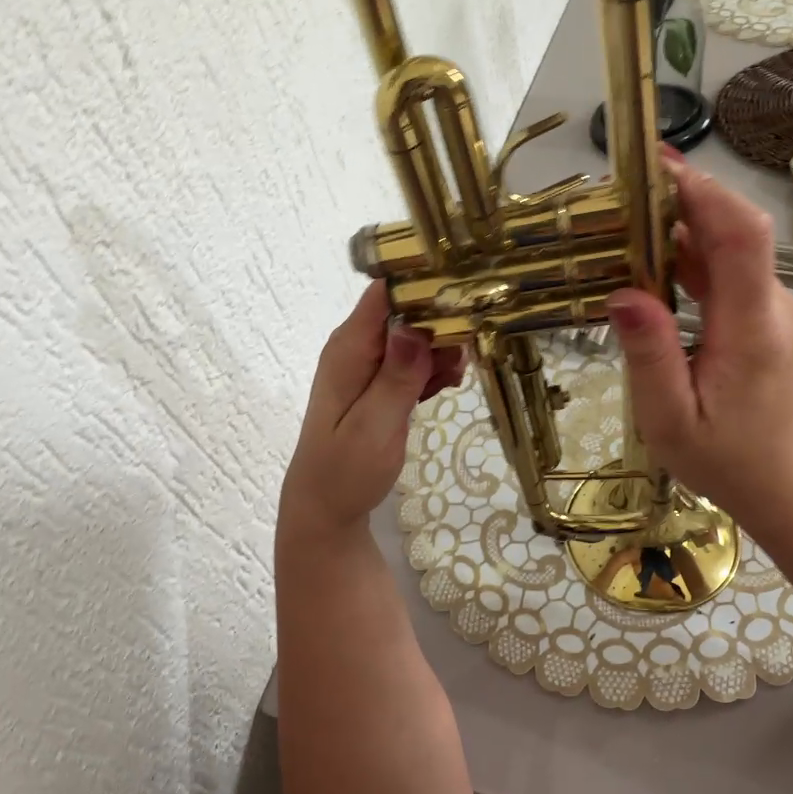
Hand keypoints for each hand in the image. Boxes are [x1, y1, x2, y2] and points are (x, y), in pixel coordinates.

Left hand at [280, 282, 464, 541]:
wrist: (326, 508)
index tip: (466, 298)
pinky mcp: (380, 379)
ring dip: (442, 350)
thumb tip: (412, 327)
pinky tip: (444, 389)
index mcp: (349, 348)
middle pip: (408, 309)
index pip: (386, 292)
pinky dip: (433, 369)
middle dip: (442, 325)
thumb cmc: (345, 472)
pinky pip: (414, 358)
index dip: (425, 285)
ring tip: (452, 382)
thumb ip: (395, 378)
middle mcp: (357, 345)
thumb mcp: (372, 429)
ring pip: (417, 334)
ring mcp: (368, 362)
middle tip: (461, 362)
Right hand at [605, 157, 792, 513]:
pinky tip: (647, 248)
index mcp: (751, 327)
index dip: (704, 194)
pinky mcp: (757, 314)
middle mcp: (768, 304)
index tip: (657, 170)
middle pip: (736, 228)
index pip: (741, 237)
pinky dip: (686, 248)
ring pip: (728, 243)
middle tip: (623, 179)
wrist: (782, 485)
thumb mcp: (671, 419)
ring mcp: (767, 307)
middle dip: (684, 193)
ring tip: (624, 205)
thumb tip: (623, 294)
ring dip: (681, 217)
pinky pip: (723, 267)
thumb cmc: (725, 460)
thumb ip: (650, 357)